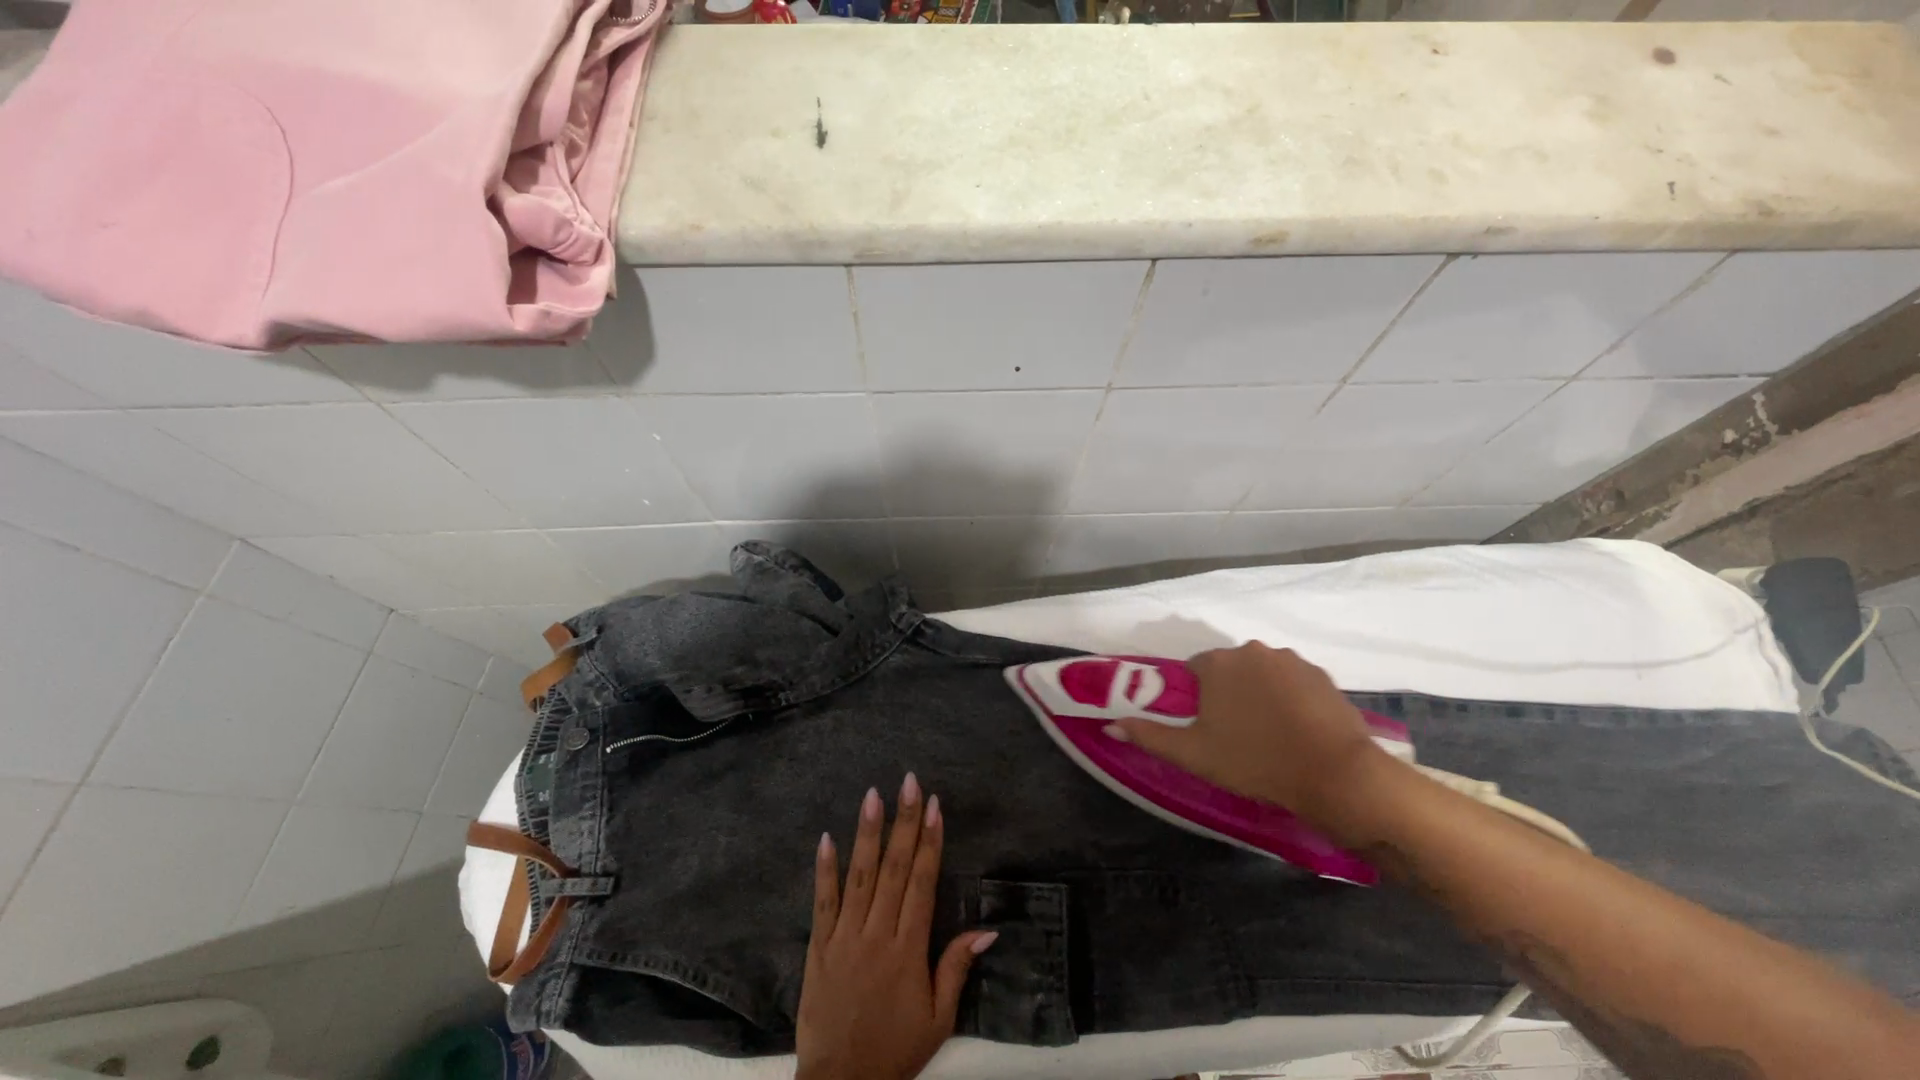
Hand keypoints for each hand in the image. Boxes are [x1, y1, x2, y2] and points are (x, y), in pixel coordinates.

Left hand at [796, 775, 996, 1079]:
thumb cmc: (895, 1049)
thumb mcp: (939, 1018)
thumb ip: (957, 967)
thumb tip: (988, 928)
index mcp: (909, 950)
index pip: (921, 884)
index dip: (929, 842)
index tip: (934, 806)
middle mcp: (877, 935)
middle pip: (892, 870)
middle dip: (903, 823)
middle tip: (908, 782)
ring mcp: (844, 938)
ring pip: (858, 877)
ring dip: (867, 834)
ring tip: (873, 795)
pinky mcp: (818, 947)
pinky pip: (822, 902)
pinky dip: (824, 870)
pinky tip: (826, 838)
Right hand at [1115, 642, 1381, 825]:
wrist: (1332, 772)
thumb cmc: (1253, 761)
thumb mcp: (1192, 753)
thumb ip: (1149, 735)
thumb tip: (1110, 724)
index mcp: (1217, 663)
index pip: (1194, 669)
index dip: (1196, 697)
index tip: (1205, 726)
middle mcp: (1253, 650)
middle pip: (1230, 668)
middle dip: (1228, 693)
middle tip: (1234, 734)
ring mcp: (1292, 660)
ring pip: (1264, 674)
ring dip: (1260, 695)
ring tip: (1268, 735)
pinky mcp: (1323, 676)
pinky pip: (1295, 683)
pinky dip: (1290, 701)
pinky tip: (1295, 731)